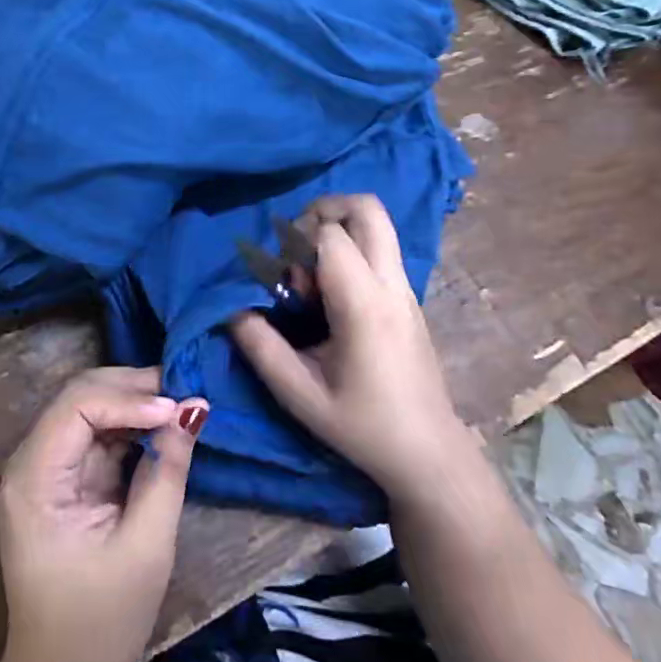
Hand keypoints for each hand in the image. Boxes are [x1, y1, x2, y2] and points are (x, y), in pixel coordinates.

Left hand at [0, 367, 207, 661]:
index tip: (176, 409)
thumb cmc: (102, 618)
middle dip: (133, 388)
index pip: (76, 406)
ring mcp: (46, 468)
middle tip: (186, 392)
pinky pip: (98, 432)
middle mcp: (31, 462)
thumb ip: (167, 471)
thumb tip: (195, 407)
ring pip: (90, 406)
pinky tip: (163, 425)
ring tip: (181, 404)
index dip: (128, 398)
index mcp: (33, 480)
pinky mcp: (66, 477)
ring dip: (135, 401)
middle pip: (79, 396)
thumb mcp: (145, 546)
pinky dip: (132, 423)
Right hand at [229, 195, 474, 501]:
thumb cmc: (363, 427)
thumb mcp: (300, 395)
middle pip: (368, 208)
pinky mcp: (409, 299)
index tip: (286, 280)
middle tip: (297, 245)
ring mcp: (405, 289)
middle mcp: (391, 285)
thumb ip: (261, 347)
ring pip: (378, 225)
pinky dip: (352, 249)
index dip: (297, 242)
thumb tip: (231, 309)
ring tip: (312, 271)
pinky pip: (381, 249)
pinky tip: (331, 294)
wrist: (429, 453)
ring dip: (339, 228)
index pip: (331, 234)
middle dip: (325, 210)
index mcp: (364, 304)